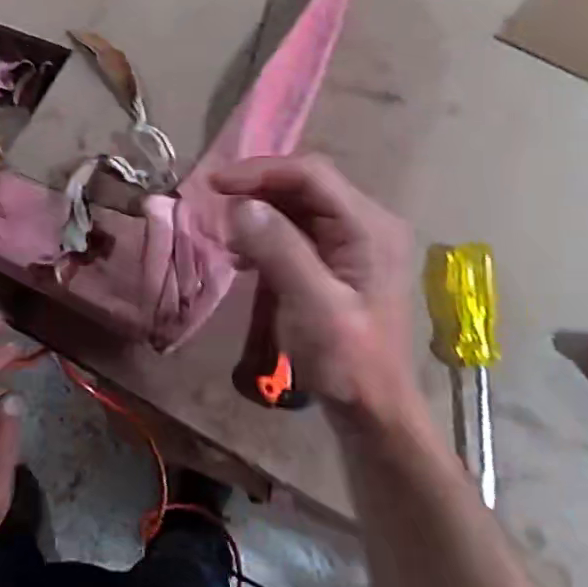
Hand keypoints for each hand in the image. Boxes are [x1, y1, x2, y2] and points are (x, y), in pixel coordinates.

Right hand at [213, 155, 418, 420]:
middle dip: (257, 190)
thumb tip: (241, 205)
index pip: (311, 175)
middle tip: (213, 206)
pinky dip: (268, 236)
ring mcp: (355, 243)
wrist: (374, 414)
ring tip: (225, 235)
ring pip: (298, 207)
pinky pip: (299, 232)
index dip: (260, 172)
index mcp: (369, 226)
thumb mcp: (314, 306)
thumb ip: (281, 251)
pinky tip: (244, 258)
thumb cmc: (349, 363)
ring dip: (259, 213)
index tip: (214, 184)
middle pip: (305, 186)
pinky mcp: (339, 262)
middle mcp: (366, 224)